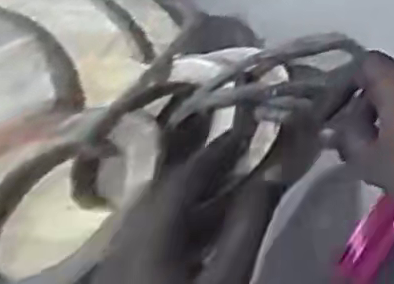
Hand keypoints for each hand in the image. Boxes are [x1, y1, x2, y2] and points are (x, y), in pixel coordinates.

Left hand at [94, 131, 293, 283]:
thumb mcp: (229, 275)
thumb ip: (251, 218)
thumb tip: (278, 164)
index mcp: (148, 241)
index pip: (182, 178)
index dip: (218, 149)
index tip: (254, 125)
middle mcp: (122, 247)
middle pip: (162, 192)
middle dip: (207, 166)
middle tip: (249, 146)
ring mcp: (114, 269)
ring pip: (154, 214)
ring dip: (196, 190)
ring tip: (237, 177)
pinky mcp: (120, 282)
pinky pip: (150, 235)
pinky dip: (183, 215)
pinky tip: (209, 219)